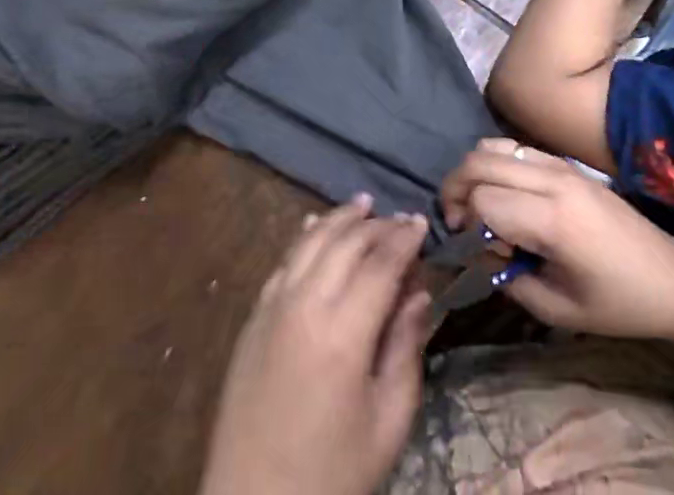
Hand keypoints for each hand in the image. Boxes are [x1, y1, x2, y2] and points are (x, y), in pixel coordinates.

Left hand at [200, 196, 431, 494]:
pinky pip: (281, 263)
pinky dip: (303, 238)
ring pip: (308, 243)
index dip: (405, 238)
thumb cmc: (333, 471)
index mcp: (343, 333)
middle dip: (377, 225)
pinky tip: (314, 227)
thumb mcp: (388, 421)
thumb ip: (405, 348)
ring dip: (338, 219)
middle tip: (401, 218)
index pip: (381, 264)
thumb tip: (419, 294)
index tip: (422, 223)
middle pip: (344, 244)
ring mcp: (271, 309)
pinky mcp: (252, 320)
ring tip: (363, 204)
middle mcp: (303, 307)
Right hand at [439, 139, 673, 339]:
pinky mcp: (569, 164)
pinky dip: (496, 164)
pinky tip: (506, 196)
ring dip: (474, 173)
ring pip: (493, 146)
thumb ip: (505, 278)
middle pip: (479, 161)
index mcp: (553, 219)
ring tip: (478, 208)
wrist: (673, 278)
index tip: (477, 251)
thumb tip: (476, 252)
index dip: (466, 225)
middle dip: (456, 190)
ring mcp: (562, 166)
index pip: (481, 199)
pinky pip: (515, 147)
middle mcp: (554, 180)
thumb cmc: (618, 303)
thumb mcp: (556, 308)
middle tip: (459, 225)